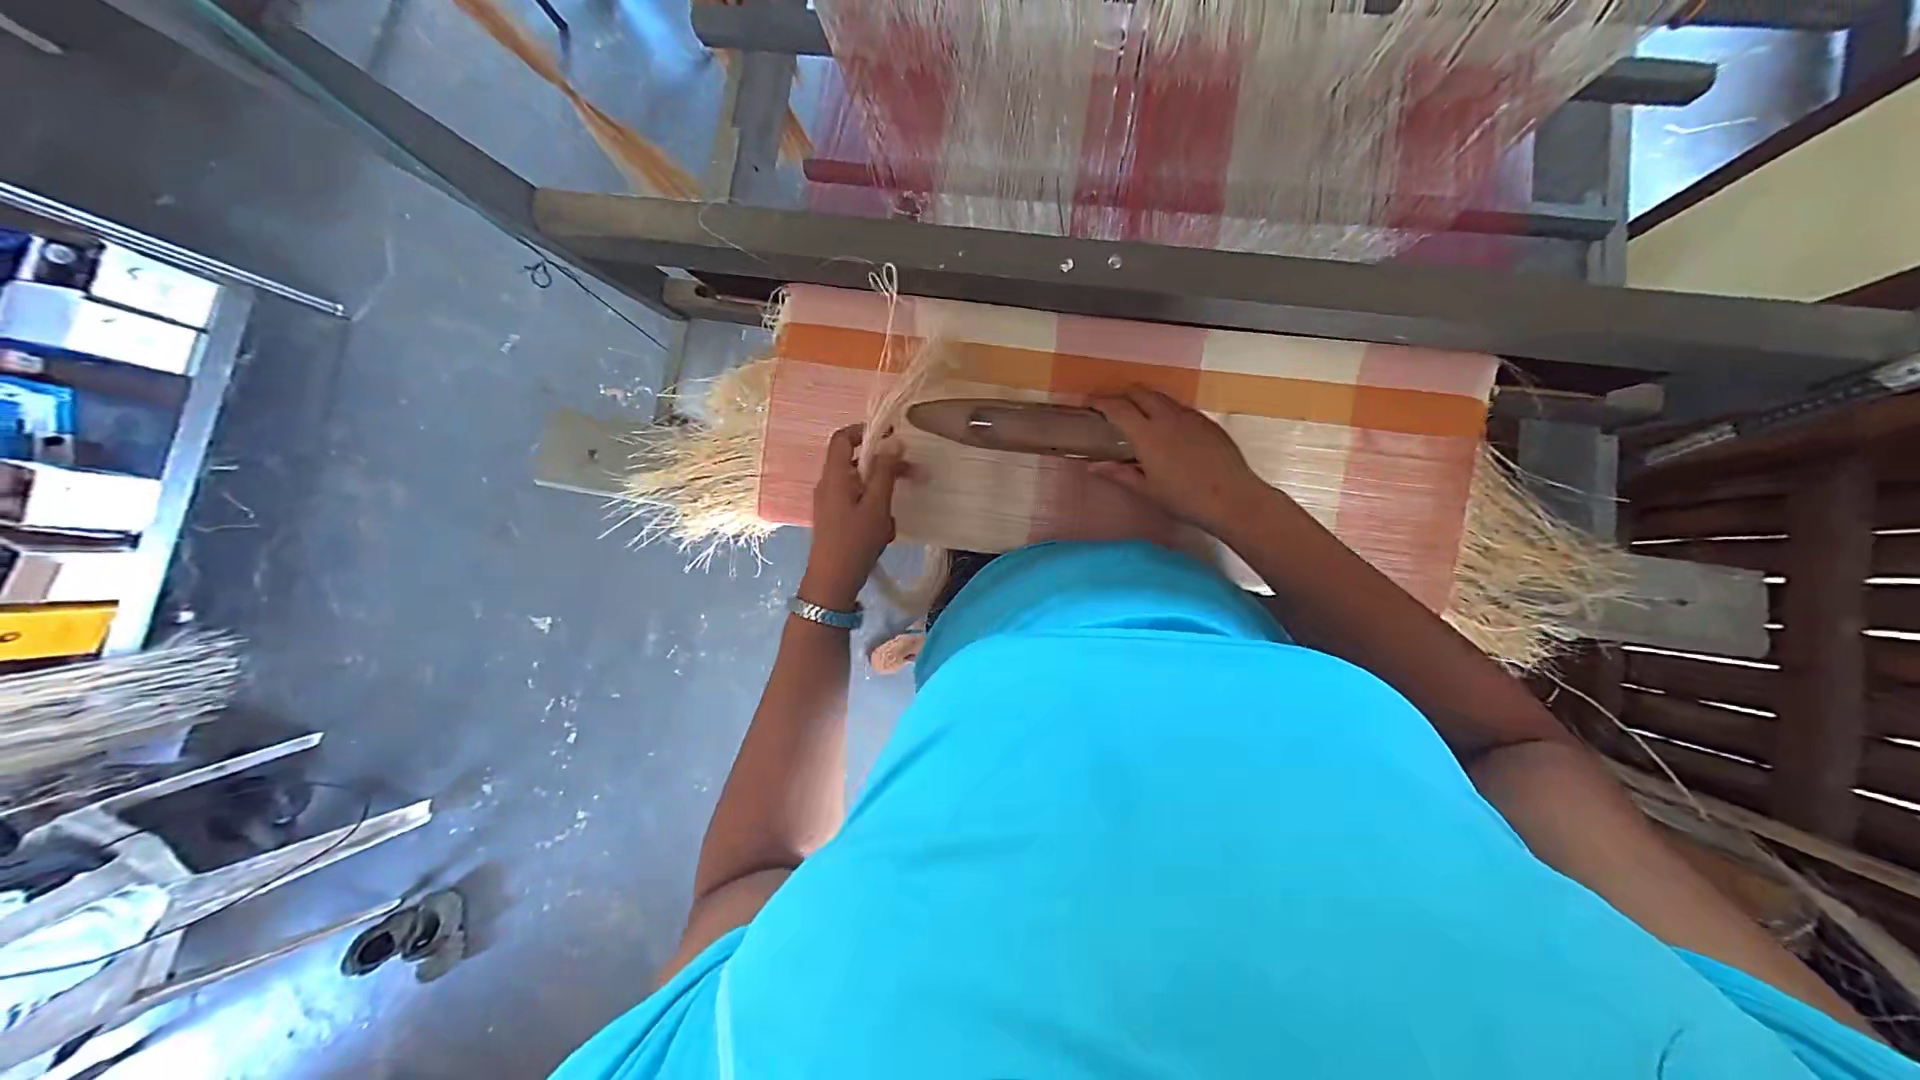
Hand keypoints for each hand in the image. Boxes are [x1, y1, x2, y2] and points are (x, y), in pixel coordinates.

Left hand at [799, 424, 905, 610]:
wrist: (832, 582)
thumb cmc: (855, 541)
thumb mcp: (876, 504)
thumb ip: (885, 471)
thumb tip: (893, 441)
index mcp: (834, 476)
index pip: (842, 438)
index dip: (865, 431)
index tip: (891, 436)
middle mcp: (828, 485)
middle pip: (855, 461)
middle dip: (882, 467)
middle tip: (909, 473)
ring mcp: (830, 503)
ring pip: (860, 485)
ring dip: (880, 494)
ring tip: (892, 516)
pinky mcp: (835, 519)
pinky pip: (857, 503)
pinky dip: (873, 510)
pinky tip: (884, 530)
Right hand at [1088, 387, 1277, 540]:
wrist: (1233, 499)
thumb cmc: (1185, 499)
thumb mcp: (1147, 490)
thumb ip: (1119, 474)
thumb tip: (1094, 466)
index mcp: (1148, 434)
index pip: (1118, 408)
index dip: (1100, 402)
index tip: (1088, 402)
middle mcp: (1167, 418)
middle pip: (1139, 393)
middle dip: (1121, 394)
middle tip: (1109, 403)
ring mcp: (1190, 417)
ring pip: (1161, 396)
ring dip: (1143, 397)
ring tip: (1134, 409)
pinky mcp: (1207, 422)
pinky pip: (1179, 407)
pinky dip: (1164, 407)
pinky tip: (1165, 424)